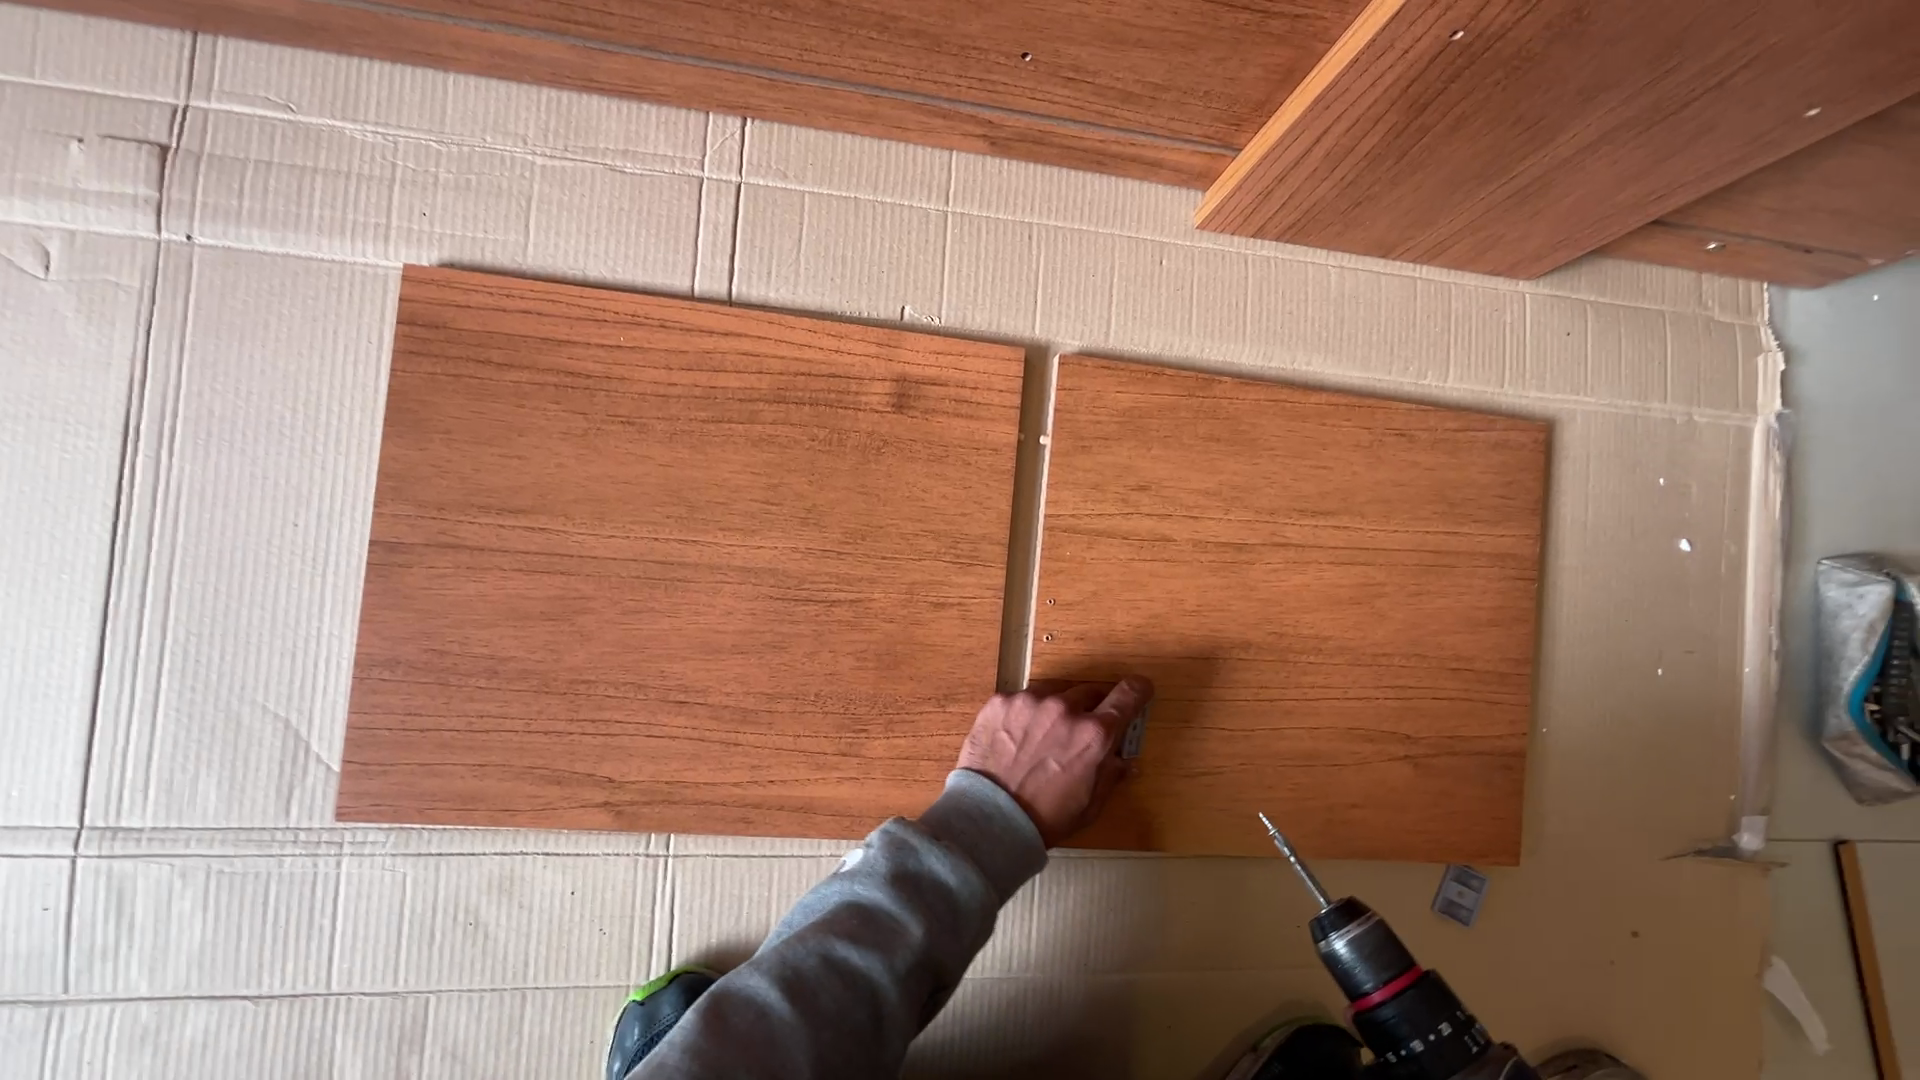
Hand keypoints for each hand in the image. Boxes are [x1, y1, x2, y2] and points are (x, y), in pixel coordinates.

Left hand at [955, 676, 1154, 846]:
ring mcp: (1030, 701)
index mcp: (1094, 734)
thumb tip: (1123, 759)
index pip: (1127, 696)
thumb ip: (1111, 774)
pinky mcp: (1001, 701)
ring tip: (1042, 737)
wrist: (990, 817)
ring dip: (1055, 708)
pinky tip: (1015, 737)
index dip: (1138, 690)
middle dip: (1089, 709)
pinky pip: (1022, 699)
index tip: (1139, 688)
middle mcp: (1064, 708)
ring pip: (1053, 693)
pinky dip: (1024, 713)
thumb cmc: (1045, 817)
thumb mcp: (1091, 804)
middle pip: (1089, 692)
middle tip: (1078, 730)